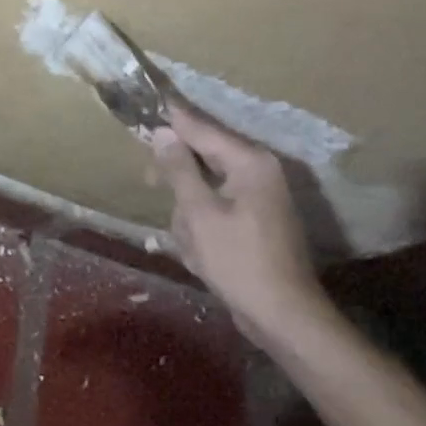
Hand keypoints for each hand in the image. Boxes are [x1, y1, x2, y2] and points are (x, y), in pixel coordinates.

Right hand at [150, 98, 327, 344]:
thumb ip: (179, 169)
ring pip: (205, 188)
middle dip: (178, 181)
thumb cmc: (239, 261)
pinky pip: (217, 210)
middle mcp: (258, 171)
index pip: (200, 128)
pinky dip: (203, 229)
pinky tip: (201, 256)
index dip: (169, 121)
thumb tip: (162, 132)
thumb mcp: (199, 213)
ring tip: (191, 245)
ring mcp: (259, 197)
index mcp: (249, 162)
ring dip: (189, 214)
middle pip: (202, 158)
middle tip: (149, 182)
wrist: (284, 317)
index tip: (141, 107)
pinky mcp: (256, 222)